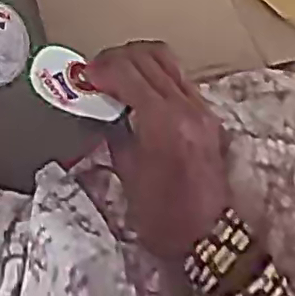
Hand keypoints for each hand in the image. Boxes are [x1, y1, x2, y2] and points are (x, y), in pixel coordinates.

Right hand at [84, 41, 229, 258]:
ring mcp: (200, 106)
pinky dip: (155, 70)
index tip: (84, 75)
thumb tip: (102, 104)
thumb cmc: (163, 216)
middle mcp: (185, 106)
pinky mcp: (207, 112)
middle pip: (145, 56)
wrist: (210, 239)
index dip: (101, 68)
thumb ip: (115, 129)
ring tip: (118, 72)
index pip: (127, 71)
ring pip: (164, 57)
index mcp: (163, 121)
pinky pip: (177, 74)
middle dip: (115, 58)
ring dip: (136, 57)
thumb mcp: (127, 171)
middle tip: (96, 71)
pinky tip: (142, 85)